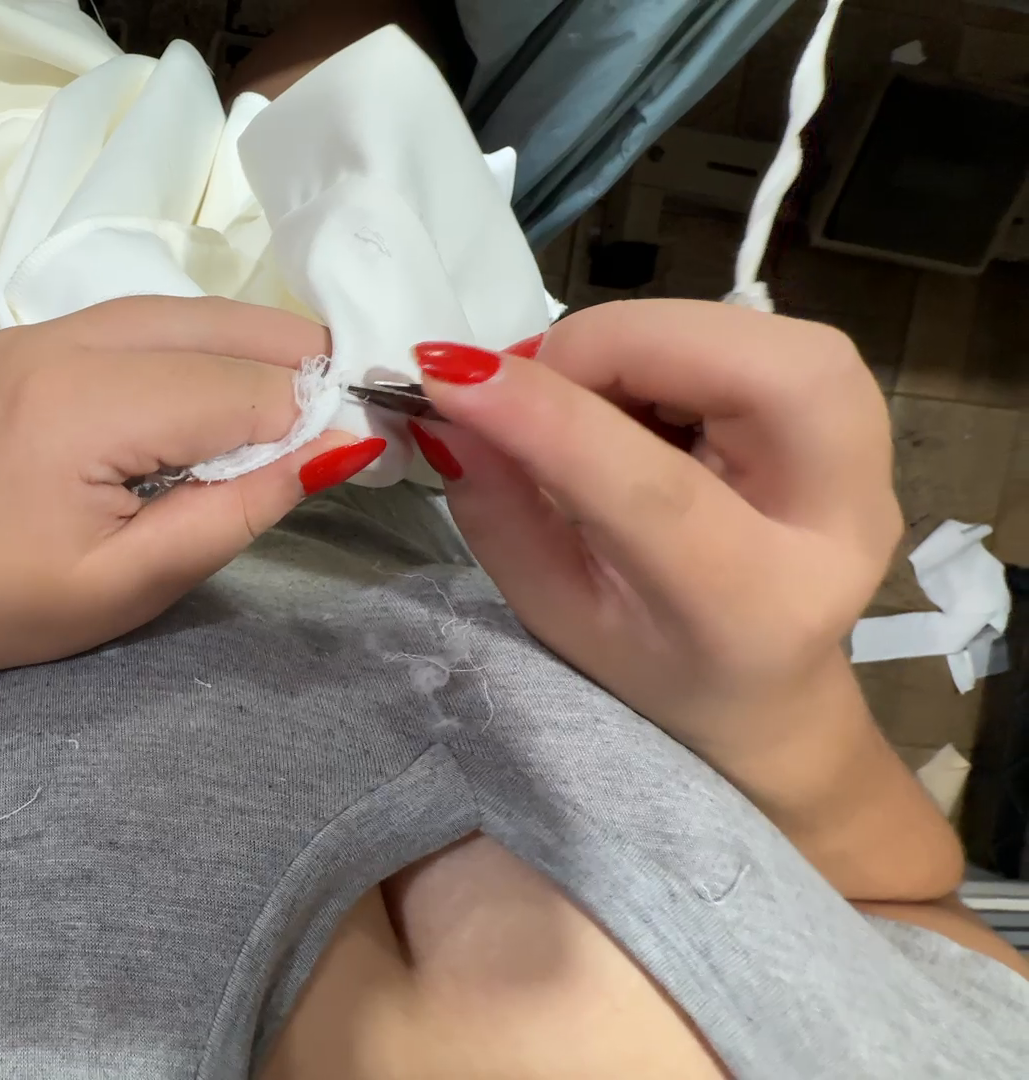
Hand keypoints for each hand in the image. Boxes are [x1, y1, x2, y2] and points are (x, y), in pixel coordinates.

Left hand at [0, 296, 384, 698]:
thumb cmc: (14, 609)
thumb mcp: (136, 580)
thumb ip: (240, 508)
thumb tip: (336, 445)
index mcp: (81, 406)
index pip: (233, 389)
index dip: (304, 414)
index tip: (359, 442)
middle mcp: (56, 342)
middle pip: (210, 324)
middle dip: (288, 357)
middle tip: (346, 398)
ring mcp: (33, 333)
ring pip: (176, 311)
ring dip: (244, 345)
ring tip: (297, 390)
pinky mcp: (26, 343)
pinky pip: (134, 324)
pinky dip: (190, 348)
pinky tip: (215, 386)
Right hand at [404, 299, 901, 756]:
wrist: (760, 685)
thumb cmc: (637, 659)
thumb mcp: (544, 606)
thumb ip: (496, 512)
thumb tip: (450, 415)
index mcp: (744, 603)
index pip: (647, 486)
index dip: (539, 415)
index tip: (443, 378)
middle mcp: (840, 521)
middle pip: (768, 371)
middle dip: (612, 347)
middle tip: (523, 384)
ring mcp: (870, 462)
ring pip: (763, 336)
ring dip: (631, 342)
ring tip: (564, 393)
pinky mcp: (856, 418)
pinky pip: (751, 338)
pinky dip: (652, 344)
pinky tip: (612, 393)